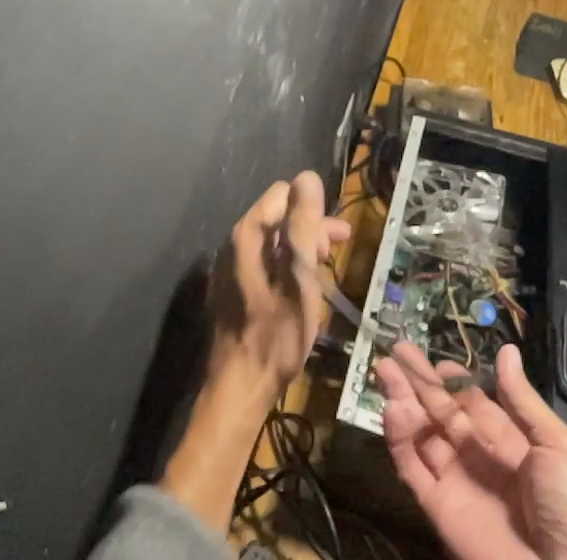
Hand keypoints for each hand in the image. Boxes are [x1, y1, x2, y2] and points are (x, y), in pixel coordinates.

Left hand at [160, 172, 350, 529]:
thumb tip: (307, 178)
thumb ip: (302, 227)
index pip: (282, 194)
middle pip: (276, 217)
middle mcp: (232, 245)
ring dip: (301, 248)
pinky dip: (287, 266)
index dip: (312, 208)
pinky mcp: (232, 290)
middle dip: (310, 228)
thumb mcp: (299, 278)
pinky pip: (264, 263)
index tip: (336, 236)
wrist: (239, 388)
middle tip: (337, 251)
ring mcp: (229, 269)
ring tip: (324, 269)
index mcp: (246, 237)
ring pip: (272, 242)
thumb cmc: (275, 336)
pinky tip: (302, 287)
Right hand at [376, 342, 566, 559]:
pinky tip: (394, 408)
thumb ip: (522, 400)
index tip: (436, 359)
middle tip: (397, 350)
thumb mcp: (556, 444)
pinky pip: (411, 468)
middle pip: (440, 412)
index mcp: (508, 441)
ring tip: (386, 370)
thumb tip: (506, 349)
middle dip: (419, 382)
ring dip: (403, 401)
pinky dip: (399, 439)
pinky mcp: (437, 506)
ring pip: (420, 434)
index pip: (472, 403)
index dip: (453, 381)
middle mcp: (477, 456)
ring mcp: (455, 480)